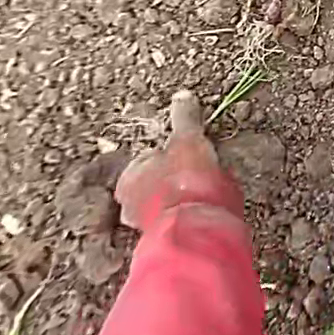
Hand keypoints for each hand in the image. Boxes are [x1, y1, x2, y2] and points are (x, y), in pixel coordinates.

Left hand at [115, 90, 238, 229]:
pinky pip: (176, 220)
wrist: (195, 226)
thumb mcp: (188, 140)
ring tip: (205, 194)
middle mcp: (128, 203)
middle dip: (172, 179)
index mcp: (128, 177)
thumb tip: (182, 95)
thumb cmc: (184, 180)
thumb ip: (185, 118)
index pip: (149, 159)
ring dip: (180, 199)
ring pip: (163, 204)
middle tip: (199, 173)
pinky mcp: (163, 239)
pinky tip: (205, 210)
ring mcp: (143, 225)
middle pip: (153, 183)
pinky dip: (187, 215)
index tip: (192, 153)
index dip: (172, 154)